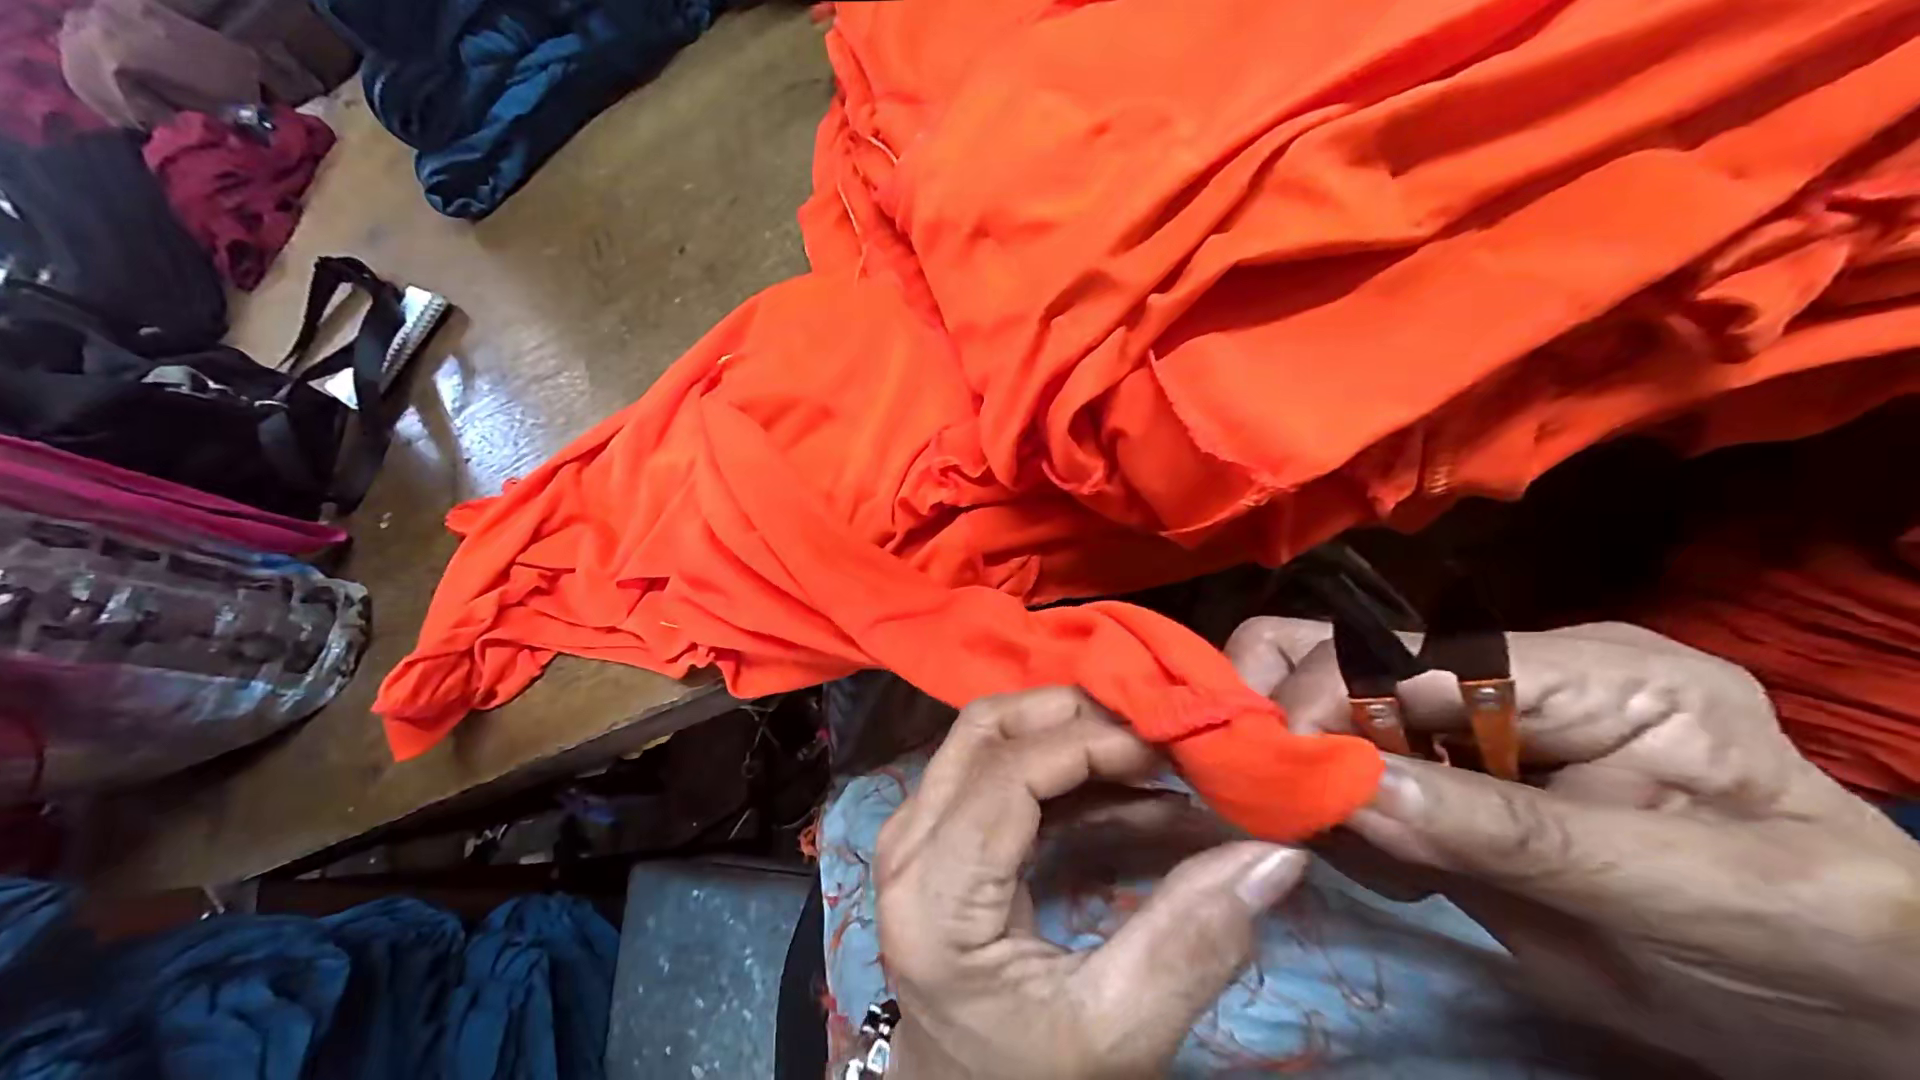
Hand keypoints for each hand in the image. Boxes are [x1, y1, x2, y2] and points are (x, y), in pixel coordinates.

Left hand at [875, 687, 1308, 1079]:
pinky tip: (1132, 789)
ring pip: (989, 734)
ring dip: (1071, 731)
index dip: (1094, 742)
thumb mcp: (1117, 1033)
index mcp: (935, 892)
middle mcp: (909, 840)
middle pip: (988, 729)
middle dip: (1077, 715)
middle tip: (1160, 733)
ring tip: (1155, 755)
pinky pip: (997, 766)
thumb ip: (1191, 944)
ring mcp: (915, 828)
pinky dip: (1063, 764)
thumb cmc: (1029, 1073)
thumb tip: (1276, 854)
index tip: (1172, 744)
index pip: (1009, 772)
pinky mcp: (937, 829)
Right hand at [1228, 618, 1919, 1079]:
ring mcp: (1466, 723)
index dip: (1334, 695)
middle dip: (1291, 711)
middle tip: (1272, 789)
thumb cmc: (1815, 947)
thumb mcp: (1683, 892)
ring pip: (1326, 698)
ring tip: (1336, 839)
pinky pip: (1346, 766)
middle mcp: (1510, 676)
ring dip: (1305, 766)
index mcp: (1595, 673)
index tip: (1276, 766)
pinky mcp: (1439, 770)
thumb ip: (1512, 833)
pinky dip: (1333, 807)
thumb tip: (1353, 790)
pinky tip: (1382, 863)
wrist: (1851, 1014)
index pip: (1423, 655)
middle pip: (1349, 650)